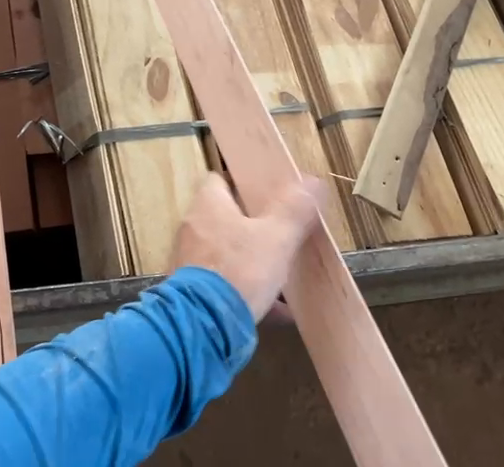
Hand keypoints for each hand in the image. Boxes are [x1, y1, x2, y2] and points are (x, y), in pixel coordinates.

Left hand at [170, 173, 329, 321]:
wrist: (204, 324)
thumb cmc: (239, 270)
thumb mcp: (276, 238)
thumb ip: (293, 211)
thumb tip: (312, 181)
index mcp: (209, 205)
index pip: (219, 179)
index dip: (242, 182)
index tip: (267, 193)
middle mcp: (194, 226)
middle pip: (224, 216)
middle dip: (252, 225)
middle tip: (282, 233)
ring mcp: (191, 258)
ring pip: (226, 252)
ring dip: (252, 260)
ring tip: (283, 272)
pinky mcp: (194, 288)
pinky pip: (225, 283)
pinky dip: (249, 290)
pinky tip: (279, 310)